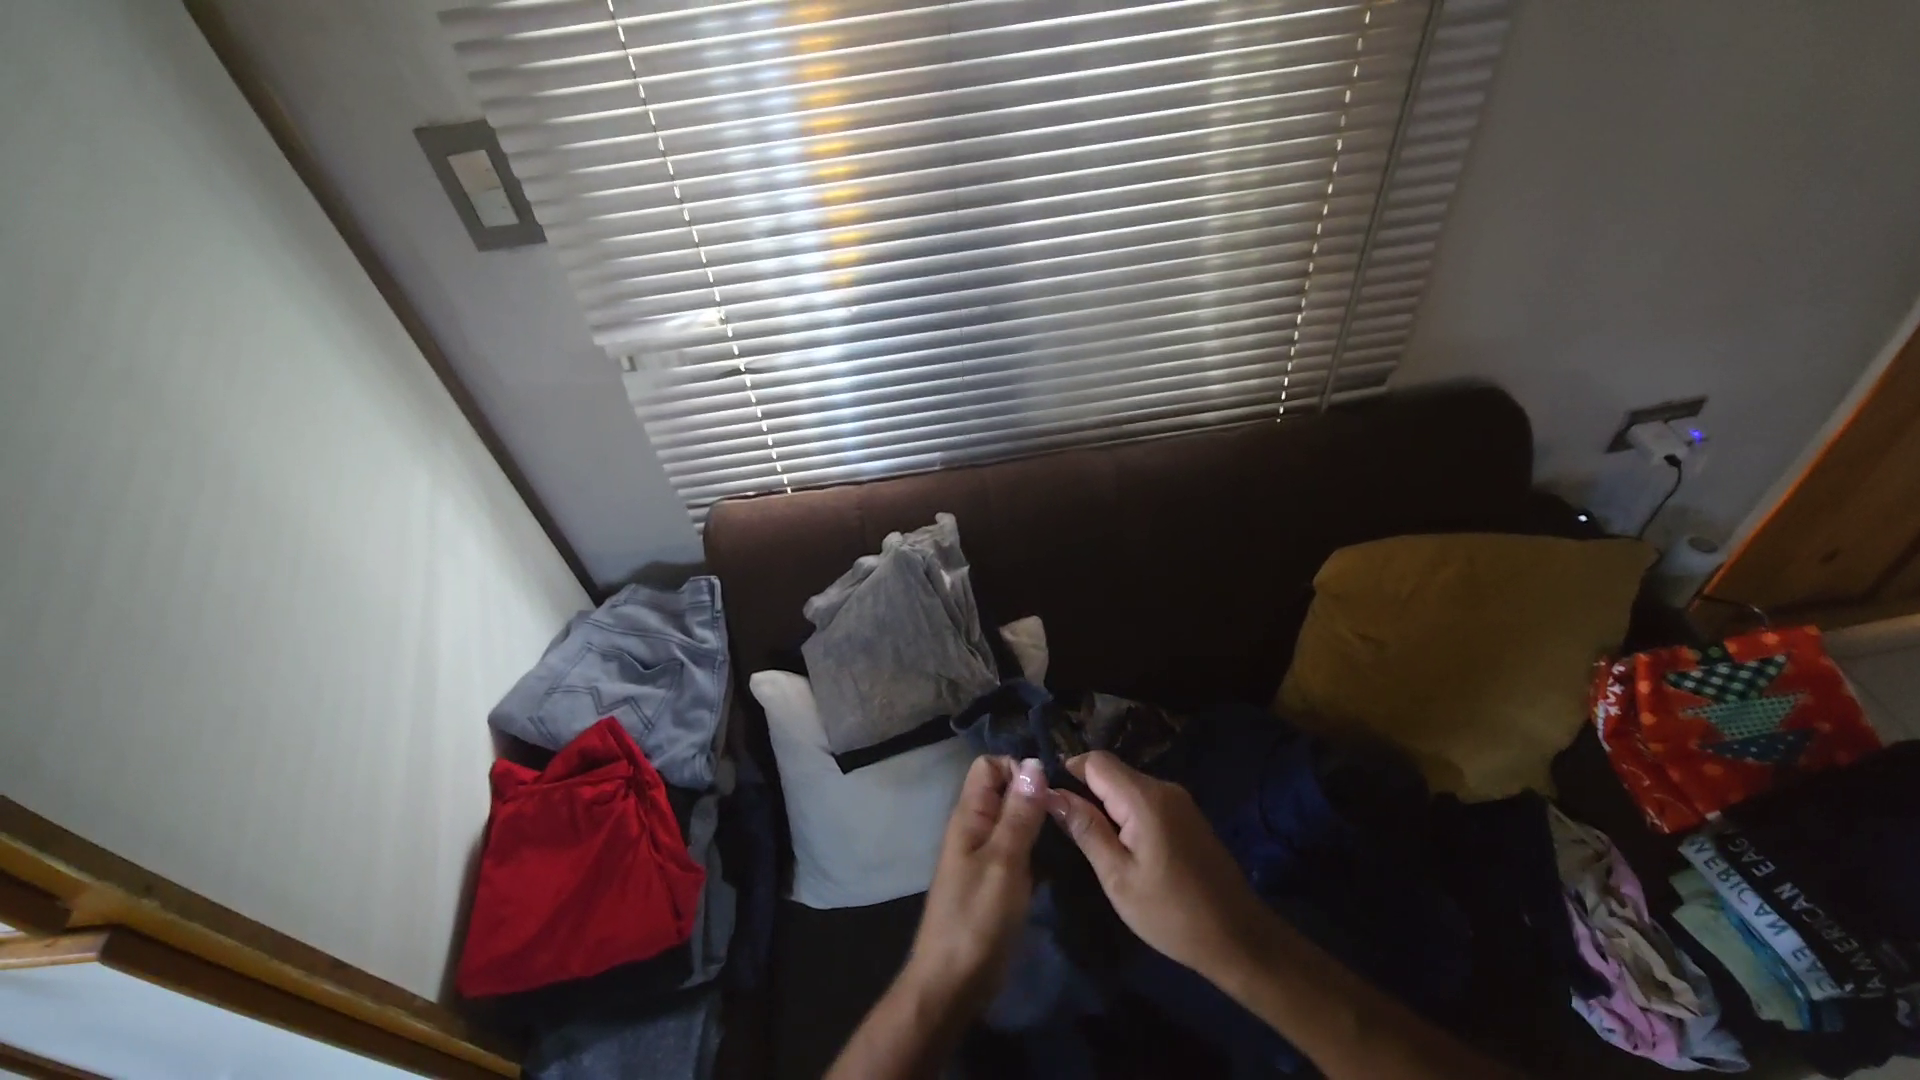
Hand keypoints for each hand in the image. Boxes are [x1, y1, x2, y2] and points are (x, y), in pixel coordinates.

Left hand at [901, 755, 1050, 1010]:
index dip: (1018, 768)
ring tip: (1075, 831)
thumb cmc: (977, 918)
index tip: (1053, 787)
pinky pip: (1021, 850)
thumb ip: (1019, 813)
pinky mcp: (998, 881)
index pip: (989, 766)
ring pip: (1016, 821)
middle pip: (1006, 791)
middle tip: (1074, 810)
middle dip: (1037, 794)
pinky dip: (1040, 850)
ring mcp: (986, 856)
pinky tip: (1065, 860)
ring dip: (1042, 823)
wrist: (954, 982)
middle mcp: (976, 829)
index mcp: (969, 816)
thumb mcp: (1004, 861)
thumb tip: (1033, 763)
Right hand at [1047, 750, 1271, 982]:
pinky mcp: (1188, 817)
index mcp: (1145, 799)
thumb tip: (1051, 794)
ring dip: (1106, 806)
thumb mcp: (1118, 876)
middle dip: (1085, 792)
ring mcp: (1180, 802)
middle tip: (1067, 832)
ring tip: (1092, 844)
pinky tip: (1123, 849)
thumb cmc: (1171, 913)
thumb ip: (1086, 829)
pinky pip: (1146, 802)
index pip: (1096, 761)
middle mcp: (1164, 789)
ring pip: (1128, 787)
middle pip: (1112, 772)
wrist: (1239, 938)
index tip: (1049, 802)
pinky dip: (1127, 815)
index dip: (1068, 773)